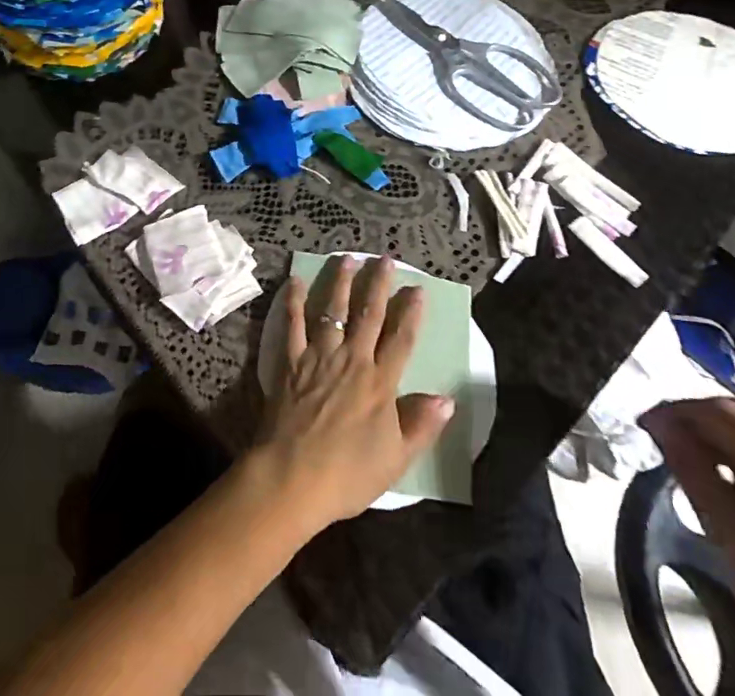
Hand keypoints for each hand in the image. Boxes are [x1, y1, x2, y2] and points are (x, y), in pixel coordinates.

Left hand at [251, 256, 452, 533]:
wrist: (293, 475)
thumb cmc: (349, 473)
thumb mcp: (397, 457)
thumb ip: (420, 425)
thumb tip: (446, 398)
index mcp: (380, 384)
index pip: (401, 339)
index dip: (411, 313)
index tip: (417, 289)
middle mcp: (351, 361)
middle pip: (368, 316)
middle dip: (378, 285)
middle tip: (385, 259)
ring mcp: (317, 358)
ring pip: (332, 311)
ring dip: (341, 284)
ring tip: (347, 258)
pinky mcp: (288, 362)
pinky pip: (292, 325)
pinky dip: (295, 301)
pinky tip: (297, 281)